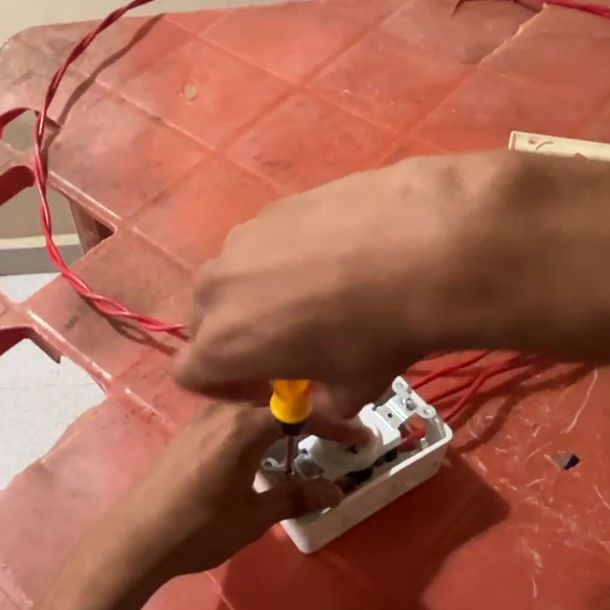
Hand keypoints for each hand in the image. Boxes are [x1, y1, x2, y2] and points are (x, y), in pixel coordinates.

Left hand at [83, 403, 342, 587]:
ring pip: (252, 406)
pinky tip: (264, 447)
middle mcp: (222, 411)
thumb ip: (295, 497)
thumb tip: (334, 490)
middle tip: (338, 435)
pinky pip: (233, 416)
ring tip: (306, 439)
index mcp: (242, 427)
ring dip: (282, 417)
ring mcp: (201, 419)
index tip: (362, 439)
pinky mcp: (188, 433)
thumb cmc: (198, 529)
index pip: (301, 411)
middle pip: (276, 399)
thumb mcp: (254, 517)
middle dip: (311, 413)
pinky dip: (258, 424)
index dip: (336, 424)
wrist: (134, 540)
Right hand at [174, 152, 507, 405]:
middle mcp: (215, 290)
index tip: (263, 385)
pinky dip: (282, 257)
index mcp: (222, 345)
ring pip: (231, 277)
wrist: (420, 248)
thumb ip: (321, 402)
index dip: (223, 386)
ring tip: (312, 294)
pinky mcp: (270, 207)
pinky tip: (333, 257)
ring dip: (255, 294)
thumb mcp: (351, 390)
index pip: (188, 373)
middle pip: (205, 322)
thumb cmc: (375, 334)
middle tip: (286, 342)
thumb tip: (322, 397)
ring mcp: (240, 241)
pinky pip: (261, 243)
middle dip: (235, 337)